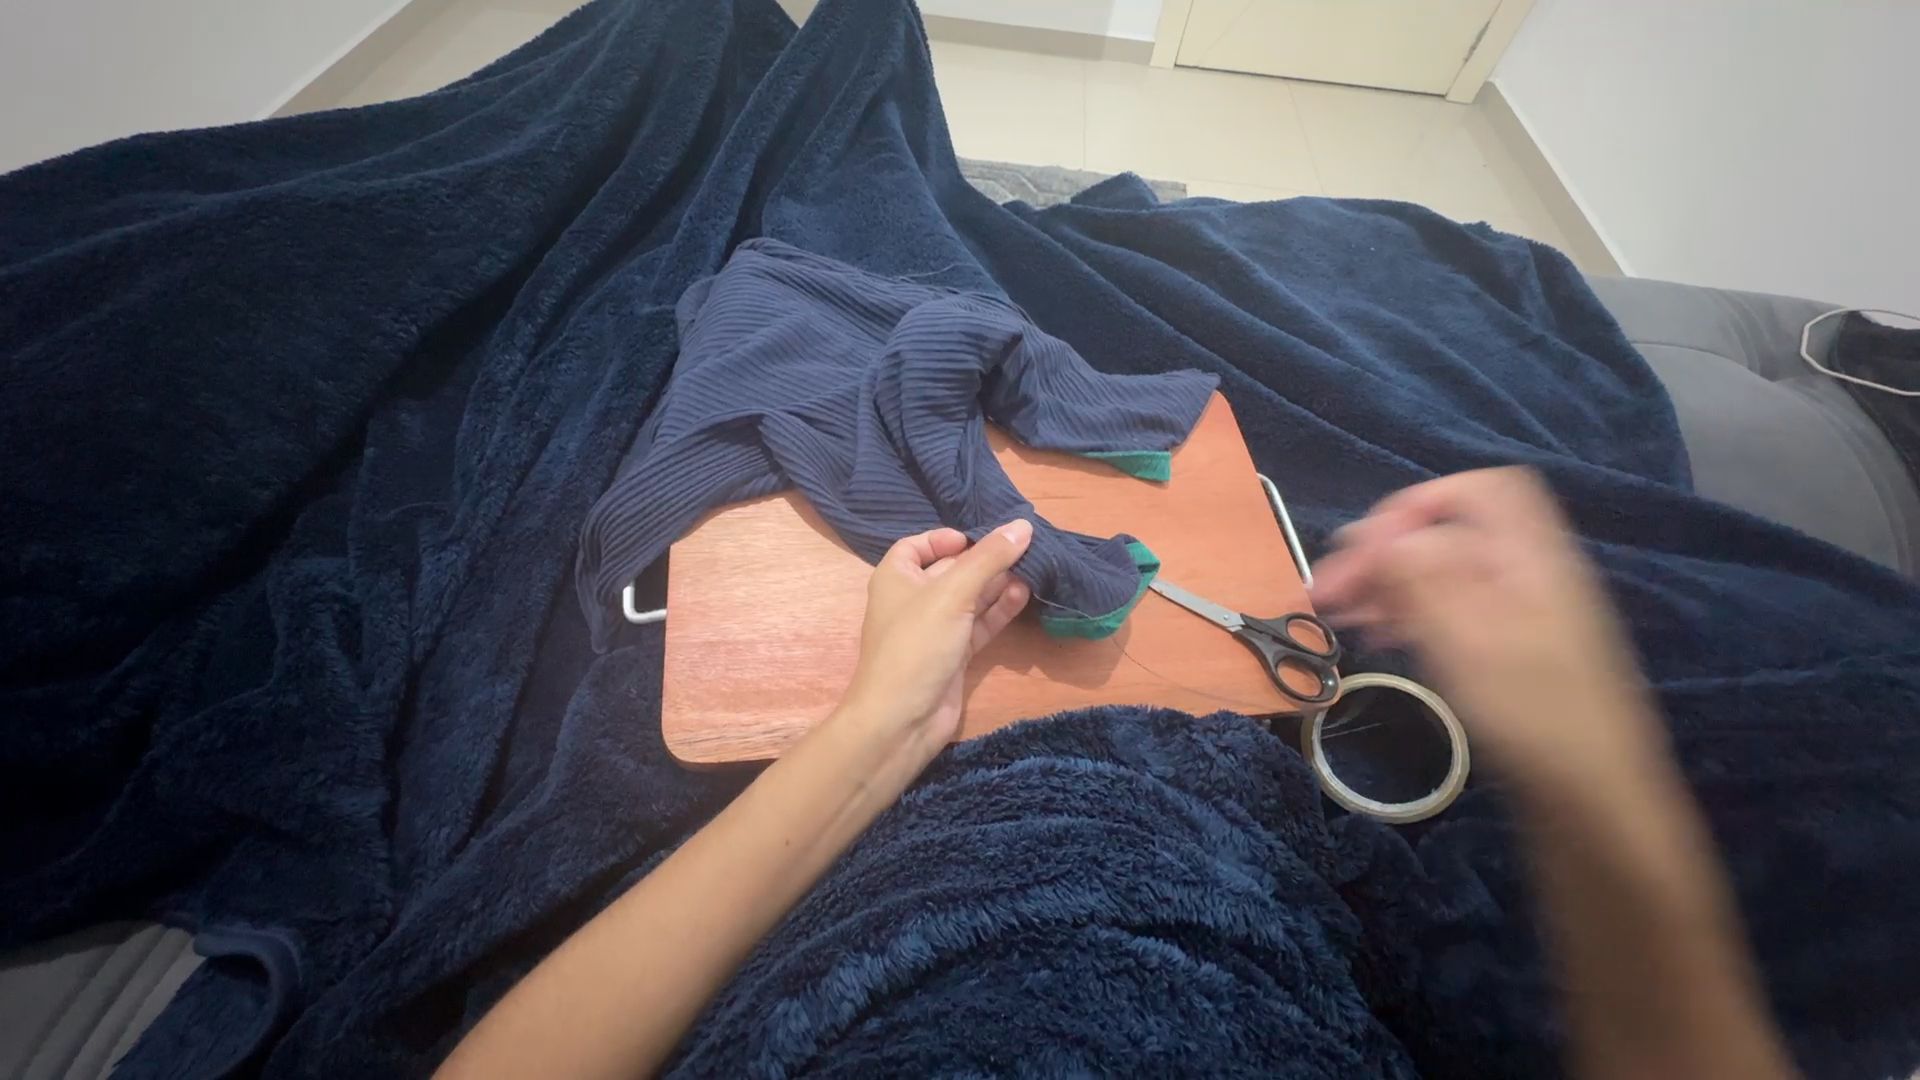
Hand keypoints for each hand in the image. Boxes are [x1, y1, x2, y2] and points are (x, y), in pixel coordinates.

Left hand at [837, 520, 1033, 749]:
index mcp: (896, 577)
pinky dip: (998, 610)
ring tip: (1032, 569)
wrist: (901, 721)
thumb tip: (1022, 525)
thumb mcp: (952, 593)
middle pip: (952, 570)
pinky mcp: (953, 654)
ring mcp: (934, 629)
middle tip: (1024, 547)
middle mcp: (913, 599)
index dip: (944, 538)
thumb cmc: (916, 645)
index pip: (917, 546)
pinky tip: (1024, 595)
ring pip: (970, 598)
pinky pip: (978, 624)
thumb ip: (988, 559)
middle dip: (985, 560)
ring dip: (997, 584)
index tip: (976, 537)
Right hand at [1310, 468, 1664, 782]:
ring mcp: (1511, 609)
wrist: (1588, 795)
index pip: (1476, 492)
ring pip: (1434, 572)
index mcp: (1526, 559)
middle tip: (1324, 592)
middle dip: (1378, 555)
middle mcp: (1520, 573)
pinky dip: (1401, 611)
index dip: (1415, 506)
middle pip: (1441, 534)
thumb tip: (1378, 532)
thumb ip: (1421, 576)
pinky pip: (1442, 606)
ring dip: (1380, 585)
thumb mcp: (1465, 639)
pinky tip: (1372, 635)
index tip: (1367, 550)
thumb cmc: (1530, 713)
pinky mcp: (1499, 643)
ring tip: (1335, 615)